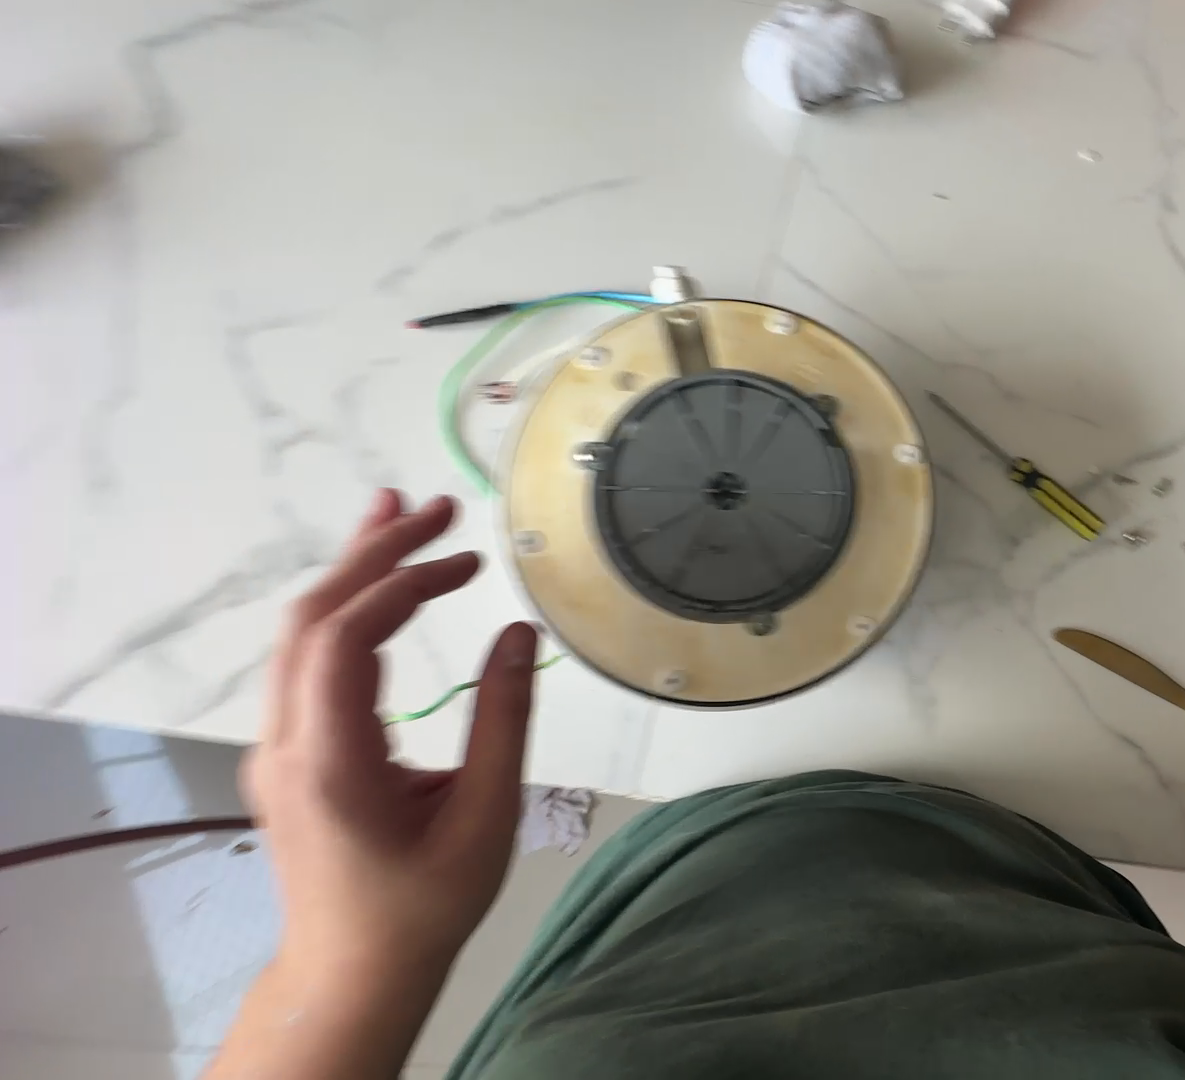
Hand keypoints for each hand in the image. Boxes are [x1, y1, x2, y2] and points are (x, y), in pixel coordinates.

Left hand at [242, 489, 537, 985]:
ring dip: (354, 568)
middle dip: (374, 552)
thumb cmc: (428, 898)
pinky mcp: (294, 745)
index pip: (344, 643)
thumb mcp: (486, 811)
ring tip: (402, 514)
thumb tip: (519, 633)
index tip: (470, 565)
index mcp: (330, 762)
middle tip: (436, 506)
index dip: (403, 586)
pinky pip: (311, 656)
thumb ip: (503, 717)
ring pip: (302, 632)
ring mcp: (280, 743)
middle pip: (311, 619)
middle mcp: (286, 742)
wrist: (355, 967)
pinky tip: (383, 582)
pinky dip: (350, 605)